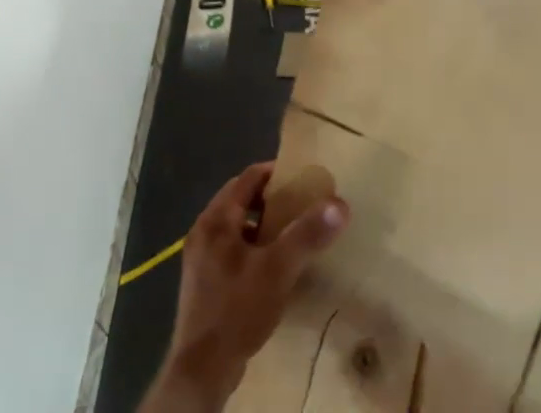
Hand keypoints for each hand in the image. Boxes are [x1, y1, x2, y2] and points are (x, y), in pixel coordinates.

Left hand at [140, 162, 350, 412]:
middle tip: (306, 204)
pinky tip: (277, 267)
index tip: (305, 176)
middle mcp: (204, 232)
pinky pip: (234, 252)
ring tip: (296, 234)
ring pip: (238, 229)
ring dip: (265, 226)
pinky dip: (256, 249)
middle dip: (273, 200)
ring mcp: (201, 259)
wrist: (203, 367)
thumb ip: (306, 235)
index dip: (275, 173)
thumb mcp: (278, 269)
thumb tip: (339, 203)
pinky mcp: (206, 283)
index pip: (246, 179)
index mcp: (215, 220)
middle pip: (241, 201)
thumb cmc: (237, 308)